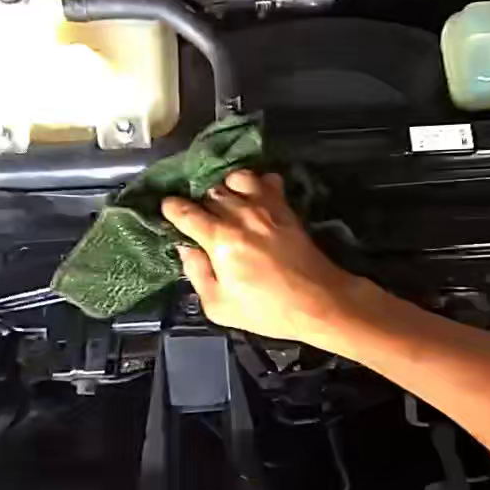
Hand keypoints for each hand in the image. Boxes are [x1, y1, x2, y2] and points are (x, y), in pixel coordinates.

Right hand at [162, 170, 384, 348]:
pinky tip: (254, 198)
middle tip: (201, 220)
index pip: (185, 212)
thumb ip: (197, 274)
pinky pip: (267, 179)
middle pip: (209, 193)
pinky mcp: (286, 208)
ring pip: (236, 178)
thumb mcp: (220, 306)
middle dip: (201, 204)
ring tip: (227, 205)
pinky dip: (256, 183)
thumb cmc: (269, 311)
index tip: (169, 211)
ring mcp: (266, 208)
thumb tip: (186, 248)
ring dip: (227, 188)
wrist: (319, 302)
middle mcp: (242, 216)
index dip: (172, 210)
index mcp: (221, 240)